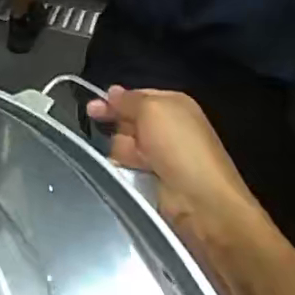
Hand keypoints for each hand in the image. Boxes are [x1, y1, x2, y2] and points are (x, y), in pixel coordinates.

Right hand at [86, 87, 258, 234]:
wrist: (202, 203)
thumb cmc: (179, 146)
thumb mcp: (152, 110)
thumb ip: (129, 100)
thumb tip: (112, 91)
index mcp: (173, 104)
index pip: (137, 96)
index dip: (116, 99)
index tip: (92, 105)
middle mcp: (168, 126)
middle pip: (130, 120)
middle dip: (119, 125)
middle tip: (106, 128)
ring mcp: (162, 155)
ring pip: (127, 145)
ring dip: (123, 150)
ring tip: (133, 158)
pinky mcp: (155, 181)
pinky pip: (130, 168)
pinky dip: (126, 169)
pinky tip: (127, 172)